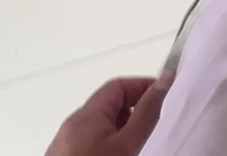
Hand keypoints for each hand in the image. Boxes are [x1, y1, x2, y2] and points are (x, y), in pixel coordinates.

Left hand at [45, 75, 171, 155]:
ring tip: (133, 147)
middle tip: (149, 126)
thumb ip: (148, 111)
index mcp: (85, 115)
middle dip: (131, 110)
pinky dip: (104, 144)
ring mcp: (62, 146)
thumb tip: (165, 79)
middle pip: (107, 104)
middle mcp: (70, 125)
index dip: (142, 86)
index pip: (118, 85)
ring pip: (97, 125)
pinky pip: (87, 142)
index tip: (162, 98)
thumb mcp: (129, 144)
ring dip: (118, 129)